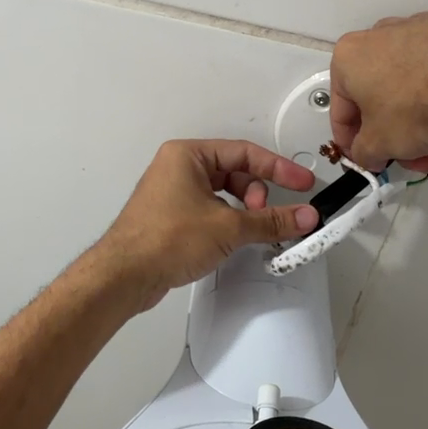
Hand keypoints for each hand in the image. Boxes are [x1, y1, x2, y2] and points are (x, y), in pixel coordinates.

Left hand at [90, 140, 318, 310]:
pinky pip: (212, 211)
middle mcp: (178, 170)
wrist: (125, 275)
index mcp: (188, 155)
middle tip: (267, 215)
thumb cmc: (160, 240)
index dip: (278, 168)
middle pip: (235, 173)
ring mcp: (174, 195)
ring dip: (244, 211)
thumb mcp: (228, 227)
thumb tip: (301, 216)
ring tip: (253, 230)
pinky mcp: (173, 219)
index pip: (245, 153)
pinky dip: (229, 222)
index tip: (302, 182)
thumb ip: (271, 220)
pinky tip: (236, 239)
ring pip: (223, 194)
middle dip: (257, 195)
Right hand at [330, 3, 427, 171]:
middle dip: (392, 132)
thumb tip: (370, 153)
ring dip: (418, 115)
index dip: (351, 142)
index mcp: (349, 57)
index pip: (341, 109)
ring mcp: (420, 25)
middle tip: (410, 157)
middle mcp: (381, 34)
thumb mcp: (380, 145)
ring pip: (410, 80)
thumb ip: (365, 153)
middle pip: (379, 94)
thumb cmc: (416, 103)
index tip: (367, 159)